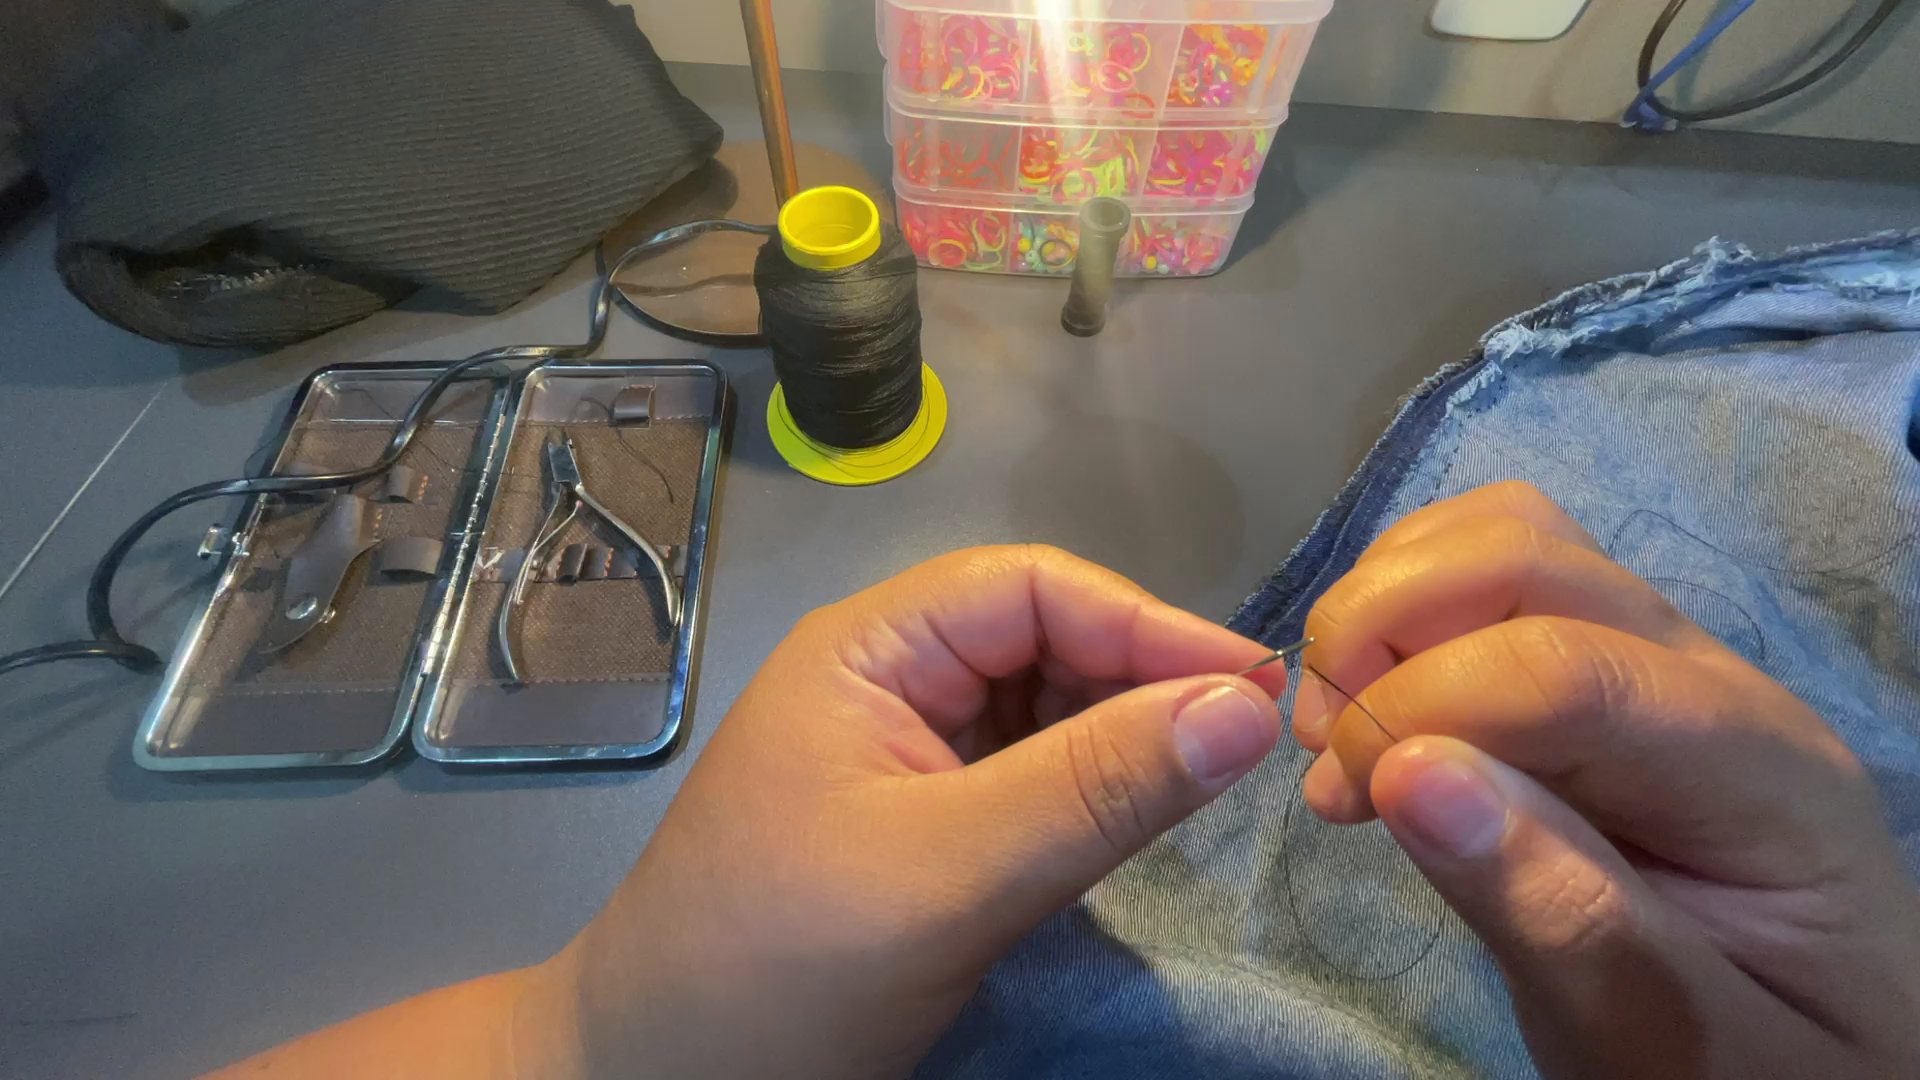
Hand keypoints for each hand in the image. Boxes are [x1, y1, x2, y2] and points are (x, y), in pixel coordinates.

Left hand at [557, 545, 1287, 1078]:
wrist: (660, 1077)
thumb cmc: (778, 966)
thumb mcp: (944, 873)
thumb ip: (1096, 788)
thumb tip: (1243, 710)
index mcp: (871, 645)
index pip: (1025, 589)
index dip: (1140, 621)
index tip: (1248, 682)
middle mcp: (891, 671)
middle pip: (1039, 637)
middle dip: (1135, 677)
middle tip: (1236, 737)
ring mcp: (909, 738)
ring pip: (1042, 702)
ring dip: (1118, 732)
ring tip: (1193, 775)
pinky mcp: (927, 802)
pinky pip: (1029, 765)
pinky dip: (1087, 782)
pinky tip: (1126, 809)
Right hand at [1293, 482, 1919, 1077]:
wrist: (1776, 1045)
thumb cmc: (1729, 1057)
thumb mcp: (1663, 1044)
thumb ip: (1553, 915)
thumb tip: (1406, 770)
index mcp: (1752, 770)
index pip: (1560, 669)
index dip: (1414, 708)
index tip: (1349, 795)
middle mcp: (1701, 669)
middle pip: (1518, 555)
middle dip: (1375, 625)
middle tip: (1327, 736)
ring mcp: (1637, 641)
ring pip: (1492, 531)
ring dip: (1375, 601)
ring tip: (1342, 708)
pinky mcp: (1574, 640)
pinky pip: (1470, 558)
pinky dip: (1387, 597)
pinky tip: (1368, 684)